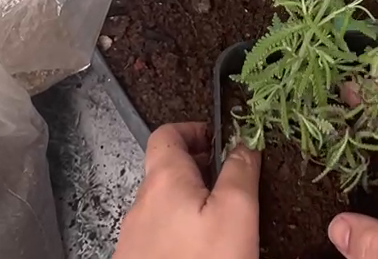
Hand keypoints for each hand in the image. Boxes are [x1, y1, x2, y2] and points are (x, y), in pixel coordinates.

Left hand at [114, 122, 260, 258]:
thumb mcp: (237, 212)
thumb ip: (241, 169)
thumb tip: (244, 142)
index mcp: (163, 180)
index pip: (167, 133)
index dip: (193, 130)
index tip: (219, 141)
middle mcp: (141, 205)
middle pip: (167, 172)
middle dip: (199, 173)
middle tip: (230, 186)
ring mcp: (134, 241)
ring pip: (164, 208)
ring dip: (191, 207)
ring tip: (221, 225)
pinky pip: (159, 239)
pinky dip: (180, 236)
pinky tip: (202, 255)